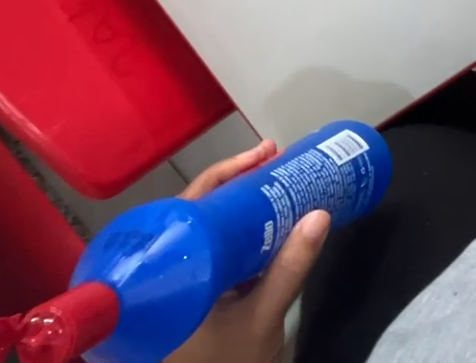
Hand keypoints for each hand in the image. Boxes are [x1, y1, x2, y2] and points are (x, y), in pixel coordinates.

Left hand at [165, 141, 330, 362]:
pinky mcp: (185, 300)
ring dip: (236, 202)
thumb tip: (322, 212)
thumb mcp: (261, 319)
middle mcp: (153, 282)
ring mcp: (169, 292)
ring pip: (199, 232)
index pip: (182, 211)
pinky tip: (261, 217)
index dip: (221, 177)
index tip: (262, 156)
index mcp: (154, 283)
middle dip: (234, 182)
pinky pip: (206, 251)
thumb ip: (290, 269)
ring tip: (272, 174)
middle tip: (274, 156)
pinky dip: (234, 229)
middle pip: (191, 215)